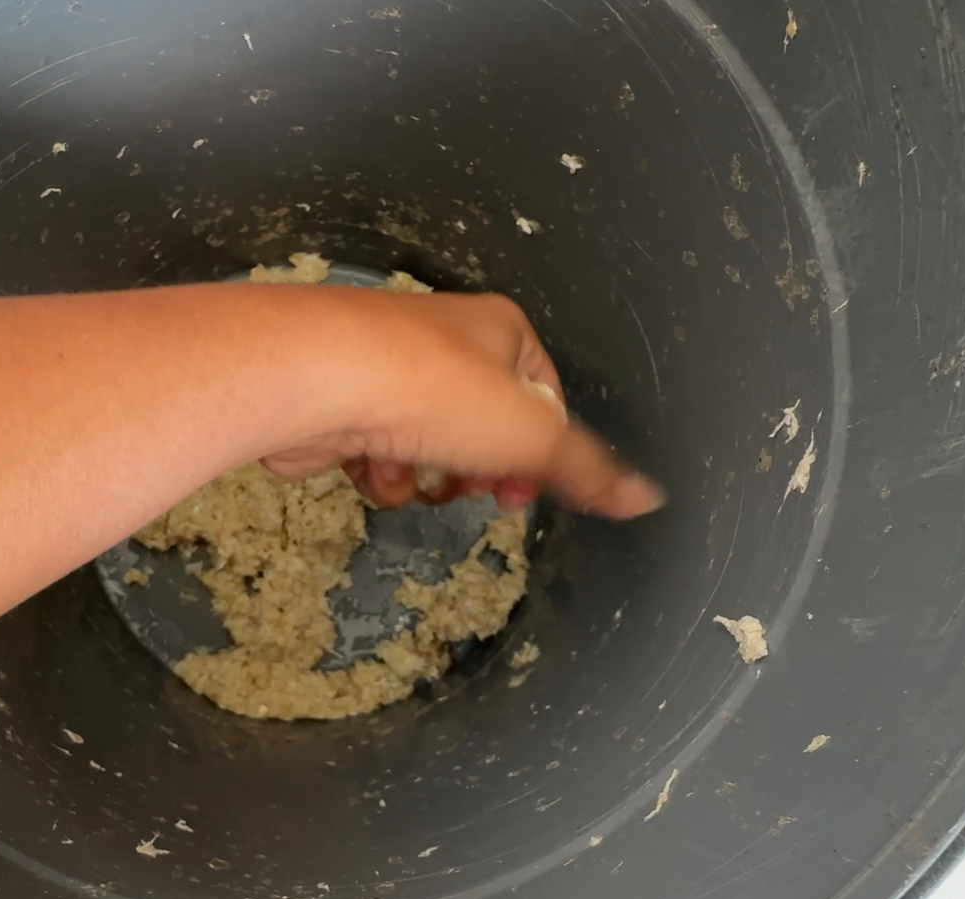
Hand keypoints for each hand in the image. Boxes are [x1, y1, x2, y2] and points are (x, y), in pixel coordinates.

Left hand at [256, 288, 664, 519]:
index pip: (543, 400)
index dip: (540, 456)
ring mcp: (389, 374)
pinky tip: (369, 468)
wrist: (316, 380)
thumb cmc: (433, 393)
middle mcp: (444, 347)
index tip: (522, 496)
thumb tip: (648, 499)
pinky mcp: (346, 406)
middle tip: (469, 488)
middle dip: (477, 471)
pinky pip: (378, 454)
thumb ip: (587, 470)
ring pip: (429, 450)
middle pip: (483, 430)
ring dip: (425, 478)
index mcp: (500, 334)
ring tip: (411, 475)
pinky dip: (378, 472)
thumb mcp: (531, 434)